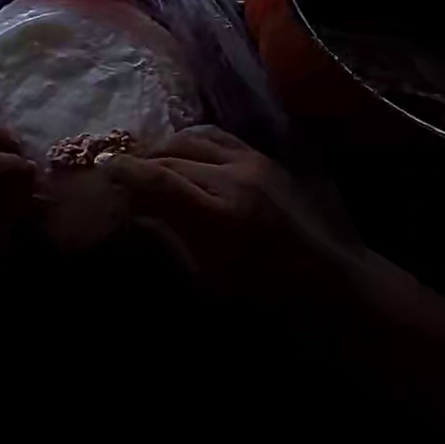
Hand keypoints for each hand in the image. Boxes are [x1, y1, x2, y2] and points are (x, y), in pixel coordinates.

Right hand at [106, 126, 367, 313]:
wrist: (343, 294)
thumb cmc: (272, 307)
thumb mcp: (209, 286)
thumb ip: (165, 242)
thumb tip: (131, 215)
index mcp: (218, 217)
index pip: (156, 178)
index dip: (123, 169)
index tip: (101, 166)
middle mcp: (233, 179)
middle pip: (168, 155)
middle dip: (138, 162)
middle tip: (119, 173)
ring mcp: (252, 164)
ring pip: (189, 138)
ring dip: (162, 148)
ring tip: (147, 163)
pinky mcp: (264, 159)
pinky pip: (215, 136)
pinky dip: (190, 140)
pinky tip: (181, 154)